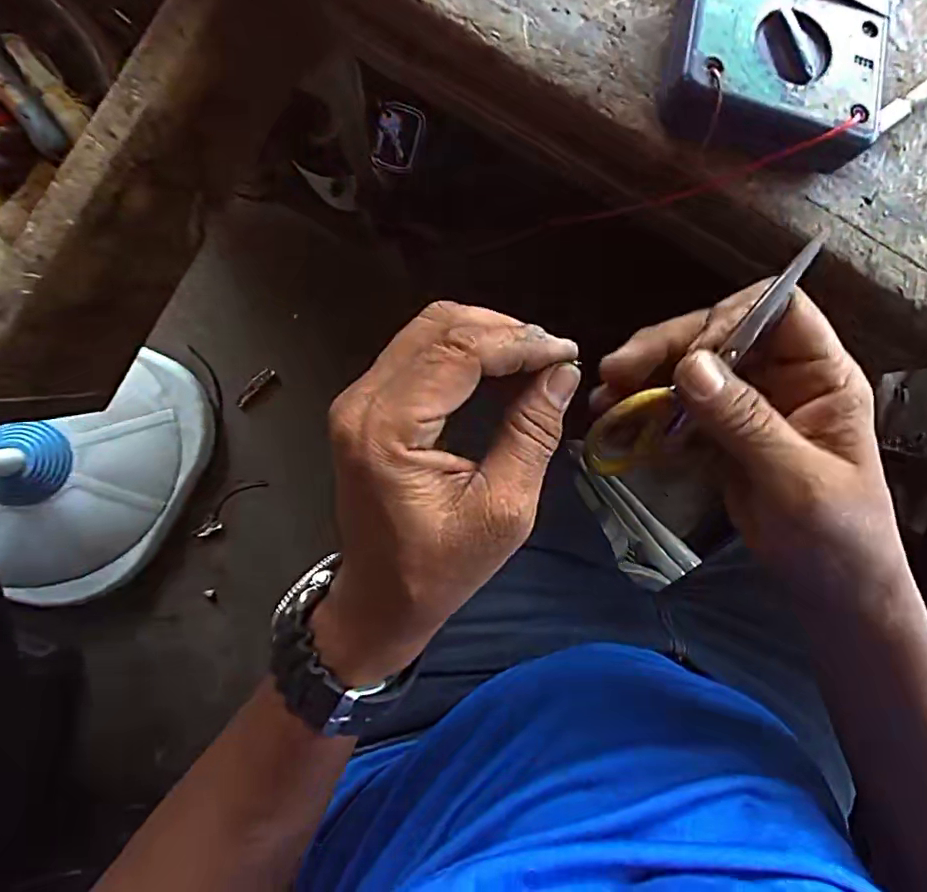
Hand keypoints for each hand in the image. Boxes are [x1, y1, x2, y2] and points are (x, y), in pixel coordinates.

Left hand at [317, 302, 580, 684]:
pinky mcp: (369, 403)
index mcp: (389, 429)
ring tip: (535, 361)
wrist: (378, 600)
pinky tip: (504, 371)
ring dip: (489, 337)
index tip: (565, 354)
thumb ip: (531, 434)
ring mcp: (360, 398)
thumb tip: (562, 375)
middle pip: (440, 325)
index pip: (459, 351)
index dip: (519, 343)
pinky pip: (422, 352)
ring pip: (431, 330)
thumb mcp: (503, 509)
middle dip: (506, 332)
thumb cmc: (438, 569)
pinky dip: (469, 352)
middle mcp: (363, 401)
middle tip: (553, 356)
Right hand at [593, 285, 906, 608]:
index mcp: (821, 375)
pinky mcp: (724, 433)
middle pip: (723, 332)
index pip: (780, 309)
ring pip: (694, 368)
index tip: (690, 354)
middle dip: (669, 347)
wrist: (834, 593)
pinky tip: (619, 423)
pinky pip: (681, 407)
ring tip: (606, 397)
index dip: (733, 316)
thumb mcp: (797, 481)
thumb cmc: (840, 538)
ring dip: (648, 377)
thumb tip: (691, 366)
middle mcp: (784, 377)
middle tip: (618, 372)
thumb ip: (745, 422)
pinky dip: (649, 412)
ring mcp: (751, 404)